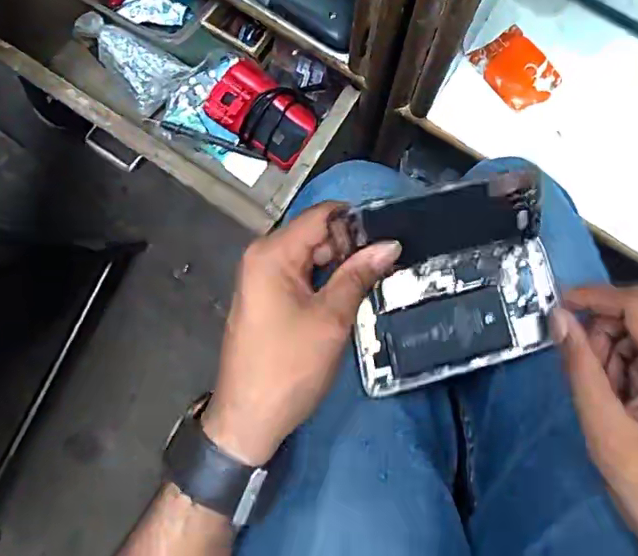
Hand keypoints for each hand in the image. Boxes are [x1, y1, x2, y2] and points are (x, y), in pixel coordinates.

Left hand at [201, 202, 399, 465]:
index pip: (321, 215)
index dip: (356, 223)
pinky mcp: (266, 294)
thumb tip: (390, 244)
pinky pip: (301, 272)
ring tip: (372, 279)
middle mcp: (263, 255)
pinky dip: (324, 278)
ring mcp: (261, 275)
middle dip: (350, 245)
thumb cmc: (288, 368)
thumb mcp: (331, 319)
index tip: (386, 239)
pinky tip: (348, 293)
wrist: (246, 422)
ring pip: (311, 253)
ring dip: (340, 264)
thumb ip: (359, 275)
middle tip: (384, 265)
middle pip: (316, 232)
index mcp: (272, 253)